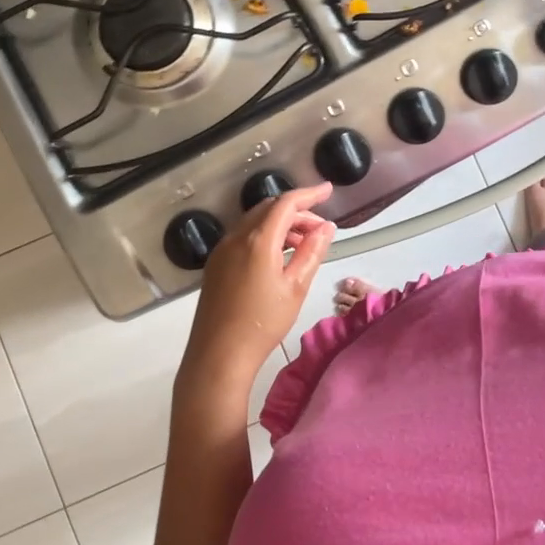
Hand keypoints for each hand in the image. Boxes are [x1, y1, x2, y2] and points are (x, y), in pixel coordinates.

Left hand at [183, 183, 334, 385]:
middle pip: (269, 209)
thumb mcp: (296, 287)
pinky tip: (277, 257)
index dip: (309, 194)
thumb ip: (312, 252)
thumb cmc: (263, 323)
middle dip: (297, 211)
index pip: (286, 203)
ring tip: (303, 244)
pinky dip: (264, 235)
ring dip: (280, 224)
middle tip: (320, 228)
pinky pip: (243, 236)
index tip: (328, 190)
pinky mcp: (215, 264)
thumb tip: (326, 227)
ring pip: (255, 221)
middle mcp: (236, 237)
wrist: (218, 354)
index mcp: (258, 240)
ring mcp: (222, 249)